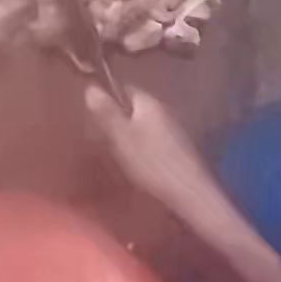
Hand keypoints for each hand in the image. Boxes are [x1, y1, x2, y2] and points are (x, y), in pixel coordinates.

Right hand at [84, 85, 222, 220]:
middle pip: (133, 107)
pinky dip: (141, 146)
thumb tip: (90, 87)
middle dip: (116, 118)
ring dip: (128, 134)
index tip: (92, 115)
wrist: (190, 194)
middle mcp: (164, 110)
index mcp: (149, 102)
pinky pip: (152, 138)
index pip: (123, 88)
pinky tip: (137, 162)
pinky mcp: (178, 147)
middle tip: (100, 137)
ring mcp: (173, 128)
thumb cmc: (151, 162)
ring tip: (116, 152)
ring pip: (142, 124)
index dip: (106, 98)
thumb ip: (106, 111)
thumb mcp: (121, 136)